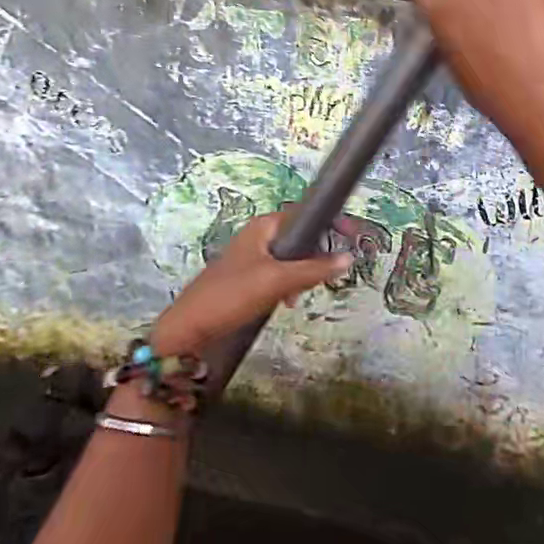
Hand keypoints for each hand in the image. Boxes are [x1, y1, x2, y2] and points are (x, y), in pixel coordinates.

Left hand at [148, 212, 350, 356]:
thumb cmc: (232, 295)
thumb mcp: (277, 281)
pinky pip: (279, 273)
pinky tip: (288, 302)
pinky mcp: (247, 278)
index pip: (306, 213)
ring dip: (303, 272)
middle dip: (318, 252)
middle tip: (332, 270)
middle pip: (300, 235)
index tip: (353, 236)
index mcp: (264, 225)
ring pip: (291, 257)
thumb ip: (314, 269)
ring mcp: (251, 256)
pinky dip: (289, 284)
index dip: (331, 222)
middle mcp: (258, 235)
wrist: (189, 329)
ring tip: (303, 293)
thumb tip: (349, 257)